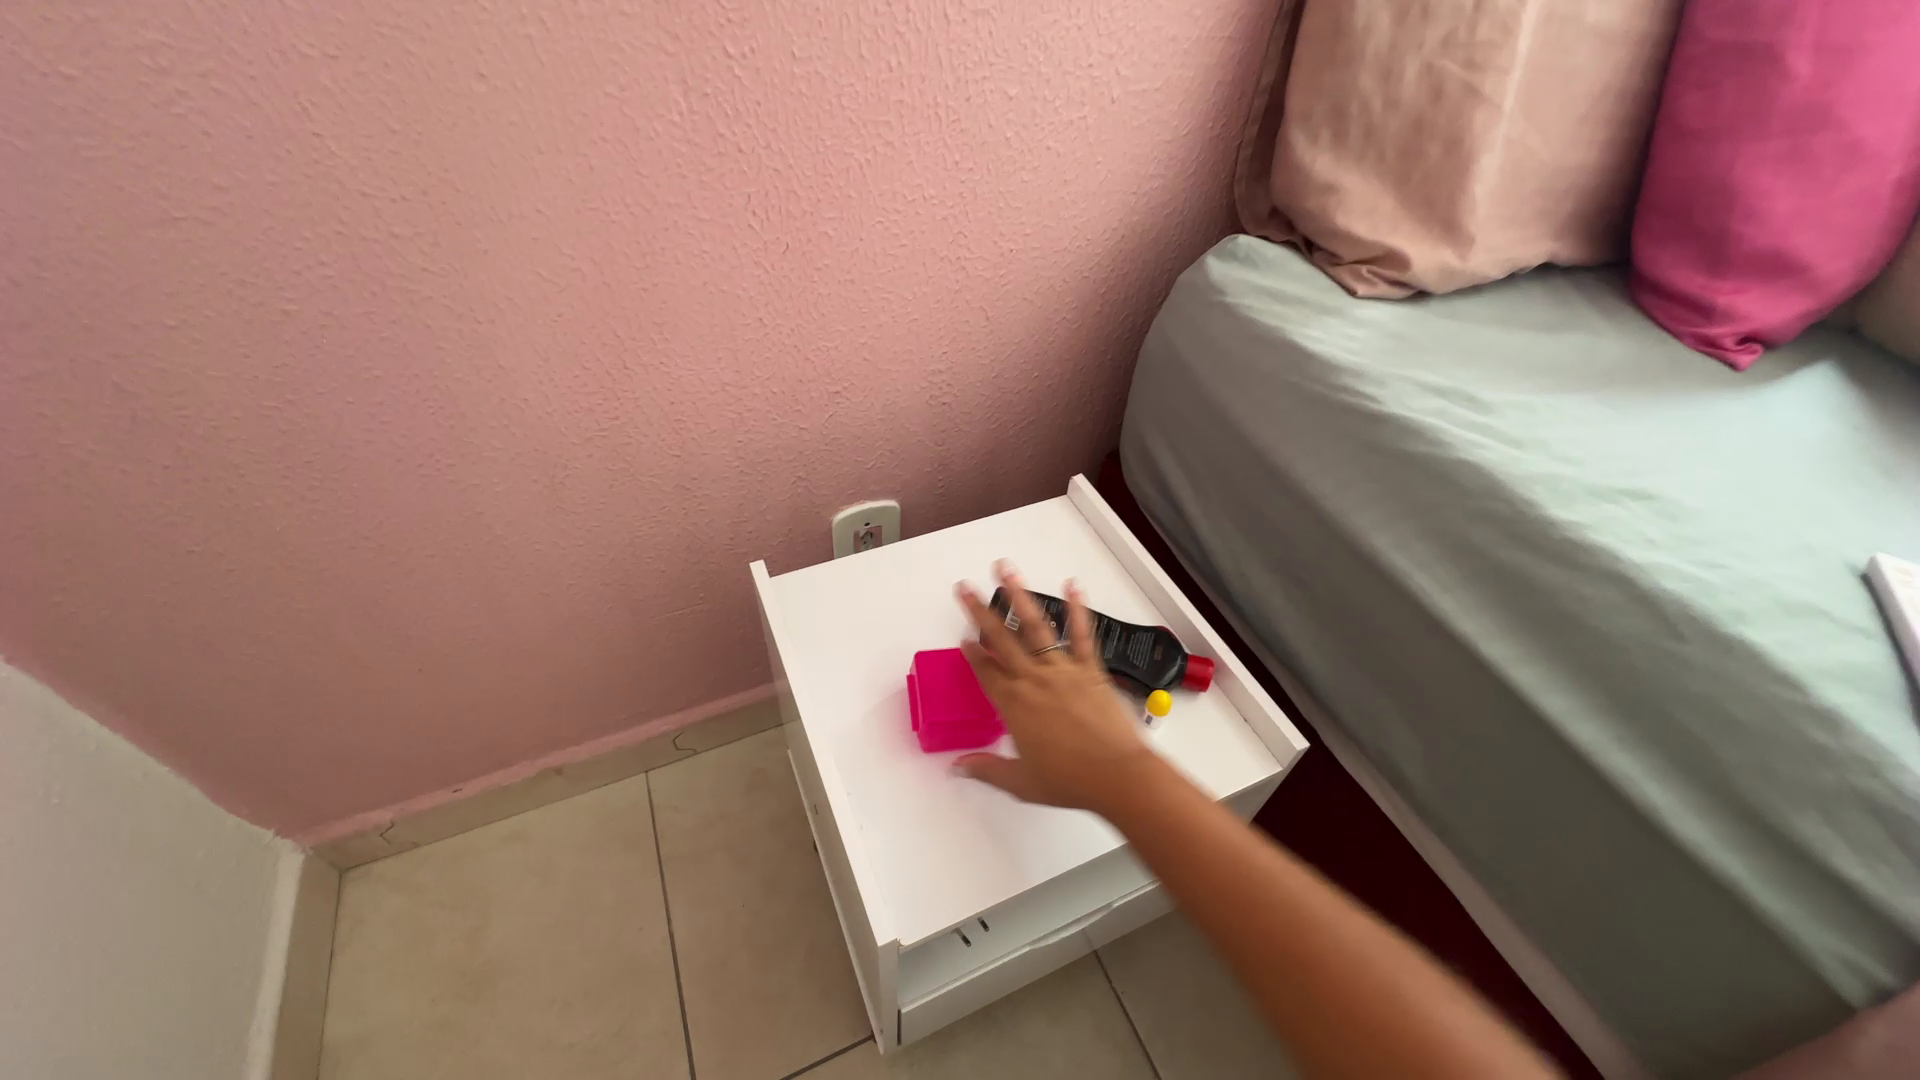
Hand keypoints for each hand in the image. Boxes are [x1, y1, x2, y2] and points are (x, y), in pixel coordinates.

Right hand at [953, 561, 1163, 815]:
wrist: (1117, 775)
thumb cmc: (1070, 780)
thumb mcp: (1021, 782)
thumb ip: (987, 769)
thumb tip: (958, 768)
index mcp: (1013, 705)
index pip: (986, 672)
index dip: (973, 654)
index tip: (964, 637)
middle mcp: (1034, 680)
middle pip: (1001, 639)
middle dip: (981, 611)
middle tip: (966, 587)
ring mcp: (1063, 670)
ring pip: (1036, 626)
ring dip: (1019, 595)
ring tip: (1006, 570)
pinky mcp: (1091, 669)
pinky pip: (1082, 634)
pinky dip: (1078, 609)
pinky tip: (1073, 586)